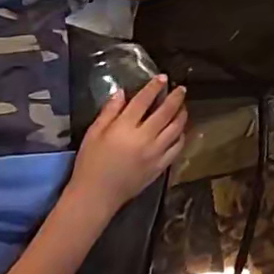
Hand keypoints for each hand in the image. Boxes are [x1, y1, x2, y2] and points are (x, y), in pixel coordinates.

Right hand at [65, 75, 187, 217]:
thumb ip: (109, 112)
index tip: (163, 77)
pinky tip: (181, 130)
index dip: (154, 87)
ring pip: (176, 128)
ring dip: (182, 115)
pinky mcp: (161, 166)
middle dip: (176, 98)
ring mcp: (155, 152)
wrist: (97, 195)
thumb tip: (122, 92)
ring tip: (183, 107)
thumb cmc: (90, 163)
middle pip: (166, 112)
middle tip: (181, 89)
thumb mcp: (93, 134)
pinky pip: (177, 147)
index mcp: (125, 128)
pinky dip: (182, 136)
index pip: (143, 101)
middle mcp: (144, 138)